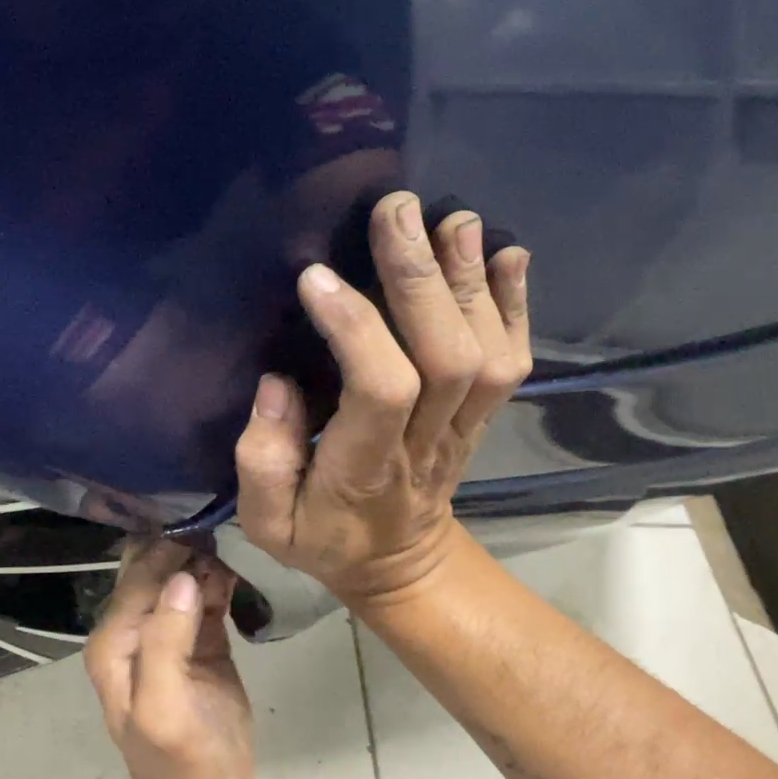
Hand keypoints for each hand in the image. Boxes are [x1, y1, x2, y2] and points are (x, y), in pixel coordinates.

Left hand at [84, 538, 253, 778]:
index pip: (137, 578)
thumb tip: (183, 578)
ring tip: (233, 544)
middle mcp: (133, 630)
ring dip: (205, 560)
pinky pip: (206, 597)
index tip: (203, 519)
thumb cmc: (180, 763)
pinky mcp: (199, 640)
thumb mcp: (165, 709)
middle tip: (220, 521)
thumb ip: (166, 642)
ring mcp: (167, 633)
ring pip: (182, 578)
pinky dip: (220, 580)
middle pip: (154, 570)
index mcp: (113, 642)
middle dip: (183, 545)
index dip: (167, 549)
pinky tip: (237, 570)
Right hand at [234, 191, 531, 606]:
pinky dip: (515, 305)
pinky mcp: (481, 416)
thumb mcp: (269, 524)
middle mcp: (426, 443)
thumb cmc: (326, 538)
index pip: (379, 390)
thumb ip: (262, 461)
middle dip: (421, 280)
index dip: (357, 330)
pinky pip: (512, 361)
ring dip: (471, 282)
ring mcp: (463, 428)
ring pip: (485, 354)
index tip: (319, 277)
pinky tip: (507, 255)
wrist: (401, 566)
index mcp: (364, 467)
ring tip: (452, 220)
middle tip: (395, 212)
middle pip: (445, 357)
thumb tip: (276, 383)